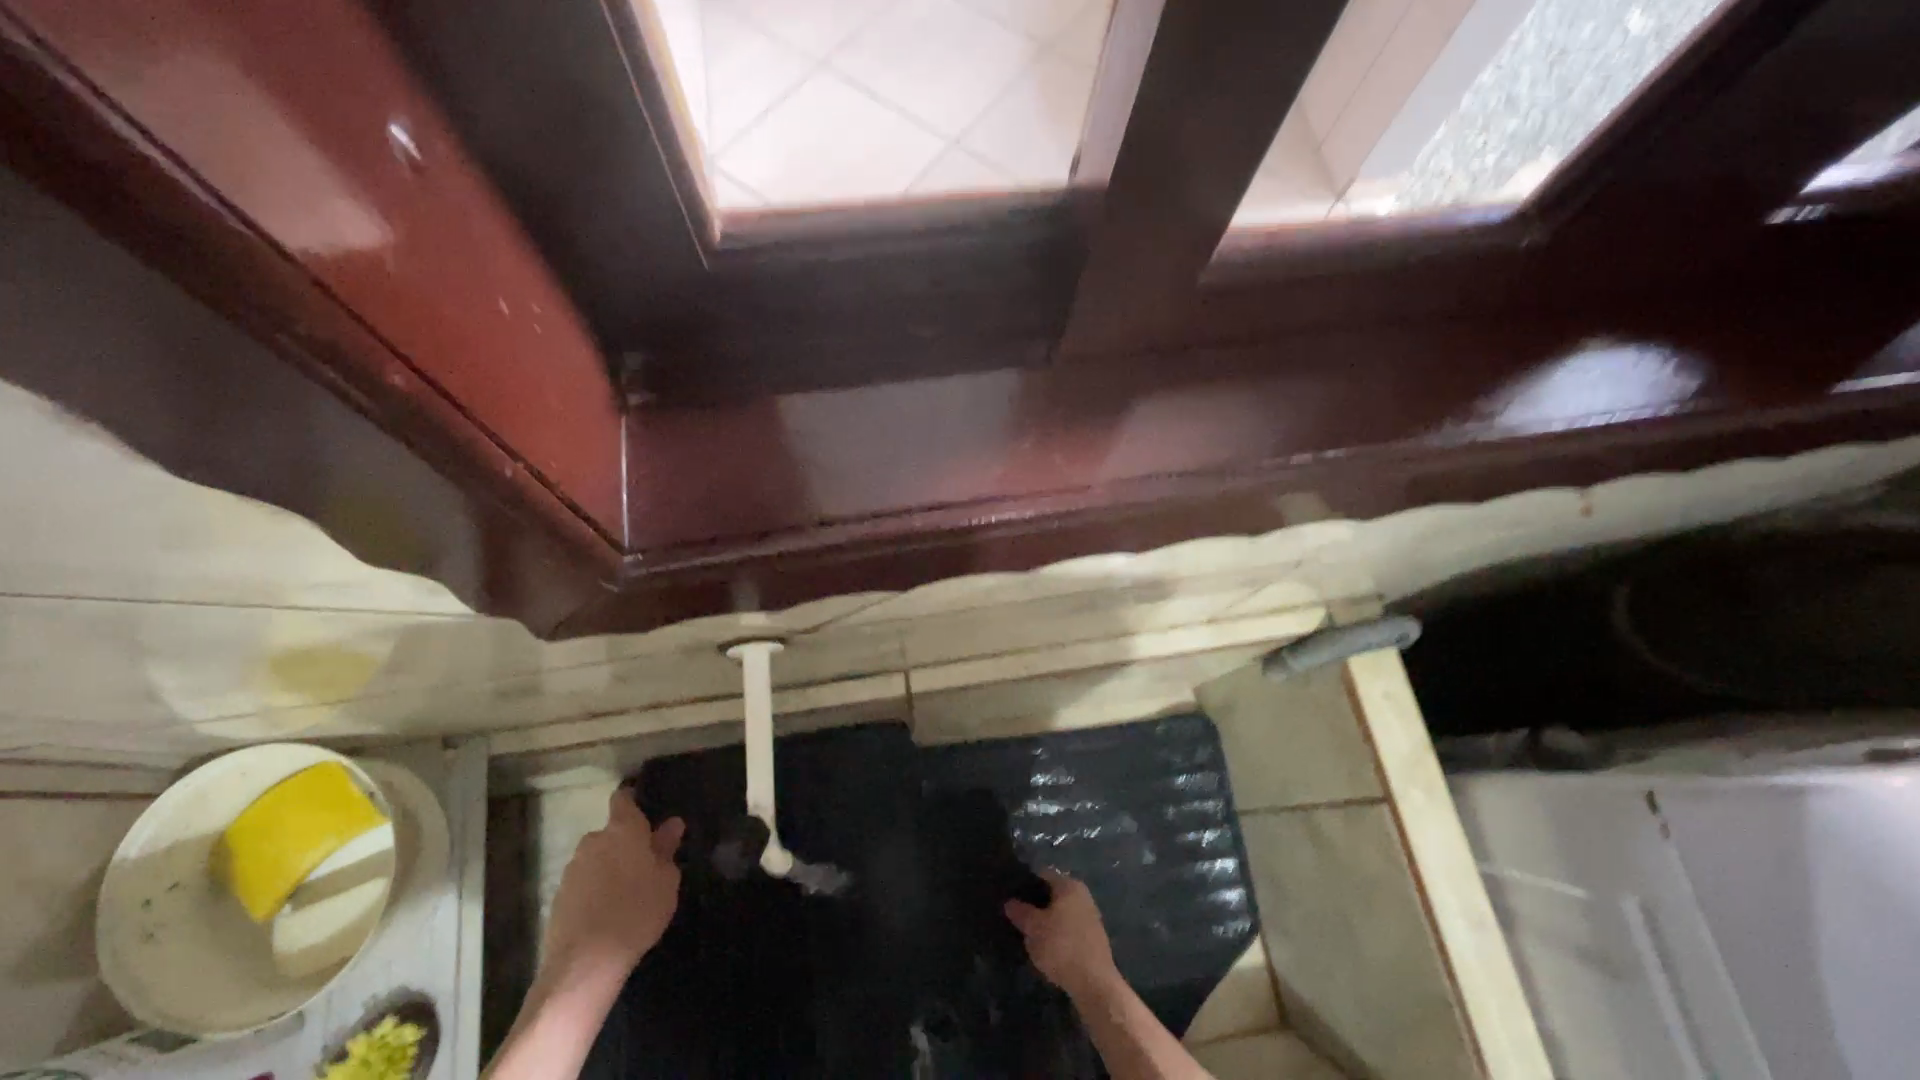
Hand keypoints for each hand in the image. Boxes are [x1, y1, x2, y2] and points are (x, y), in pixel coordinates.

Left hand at [541, 788, 683, 984]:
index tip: (644, 809)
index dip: (632, 800)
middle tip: (644, 867)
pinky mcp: (559, 895)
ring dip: (609, 868)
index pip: (623, 800)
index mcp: (622, 831)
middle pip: (611, 834)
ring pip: (596, 859)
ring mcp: (572, 868)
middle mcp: (593, 841)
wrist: (586, 960)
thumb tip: (672, 824)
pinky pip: (583, 883)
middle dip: (625, 844)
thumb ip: (666, 849)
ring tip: (626, 895)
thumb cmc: (637, 911)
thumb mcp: (666, 882)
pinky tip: (606, 914)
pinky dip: (594, 890)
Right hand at [1005, 869, 1121, 1000]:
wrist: (1093, 982)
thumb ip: (1021, 912)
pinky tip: (1045, 947)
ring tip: (1026, 933)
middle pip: (1053, 894)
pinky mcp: (1092, 939)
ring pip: (1060, 913)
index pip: (1042, 875)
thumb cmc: (1061, 946)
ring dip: (1045, 921)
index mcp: (1069, 886)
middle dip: (1035, 904)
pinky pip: (1068, 929)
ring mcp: (1090, 918)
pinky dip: (1056, 934)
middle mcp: (1083, 896)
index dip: (1025, 883)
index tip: (1009, 895)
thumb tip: (1010, 902)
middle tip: (1015, 915)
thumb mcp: (1033, 928)